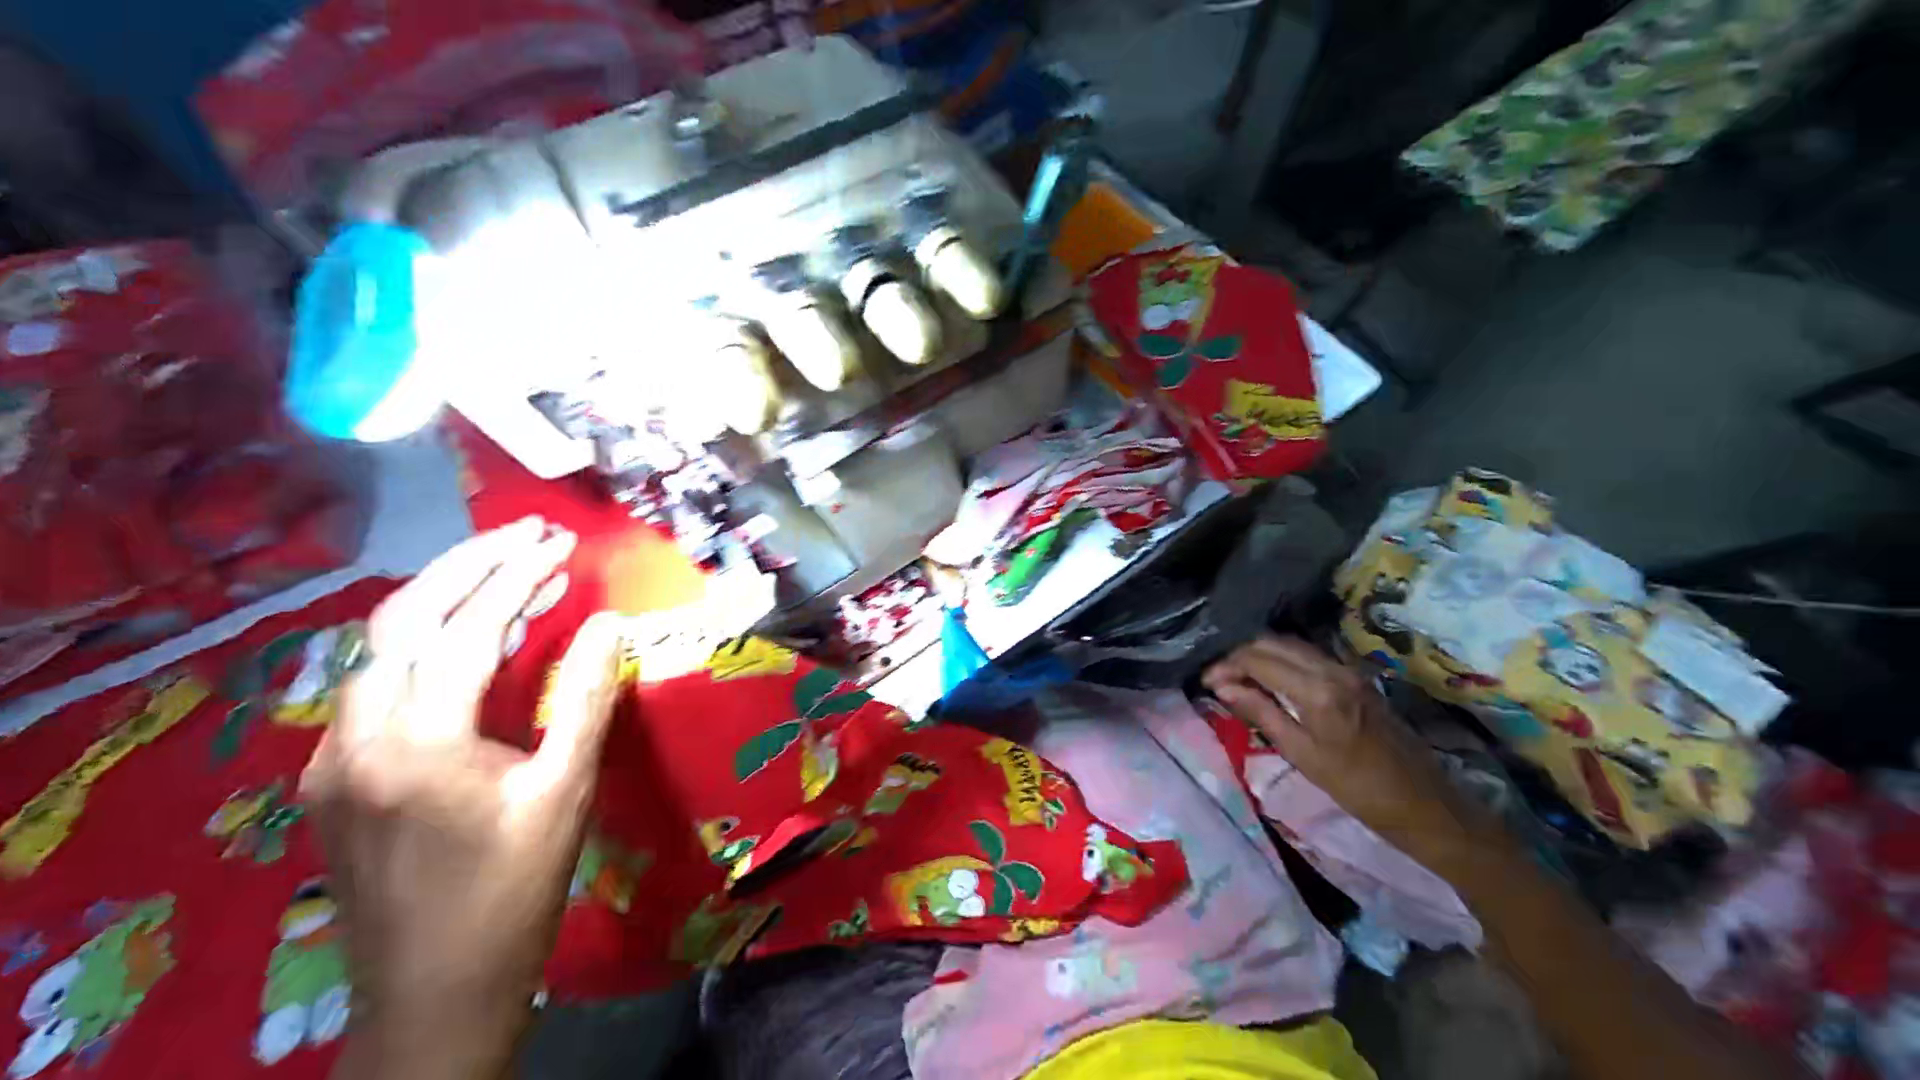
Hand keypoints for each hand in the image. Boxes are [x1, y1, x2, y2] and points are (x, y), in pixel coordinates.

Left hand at [299, 519, 625, 1079]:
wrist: (431, 994)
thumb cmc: (515, 892)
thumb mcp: (566, 791)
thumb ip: (587, 699)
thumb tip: (611, 623)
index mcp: (420, 743)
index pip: (469, 629)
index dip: (518, 578)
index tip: (559, 542)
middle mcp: (358, 737)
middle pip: (402, 618)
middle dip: (466, 563)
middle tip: (524, 533)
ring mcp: (333, 757)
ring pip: (379, 647)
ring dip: (443, 599)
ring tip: (505, 570)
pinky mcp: (332, 776)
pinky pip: (375, 684)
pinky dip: (425, 644)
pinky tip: (468, 644)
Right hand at [1202, 635, 1492, 854]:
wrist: (1424, 803)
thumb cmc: (1358, 789)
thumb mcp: (1301, 754)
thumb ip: (1261, 713)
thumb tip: (1222, 687)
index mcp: (1318, 691)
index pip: (1258, 659)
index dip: (1227, 665)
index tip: (1206, 681)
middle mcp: (1332, 670)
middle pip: (1274, 642)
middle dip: (1240, 654)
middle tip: (1218, 678)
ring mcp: (1347, 670)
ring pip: (1290, 646)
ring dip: (1260, 655)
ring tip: (1237, 679)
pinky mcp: (1355, 678)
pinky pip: (1308, 656)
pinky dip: (1281, 661)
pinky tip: (1268, 680)